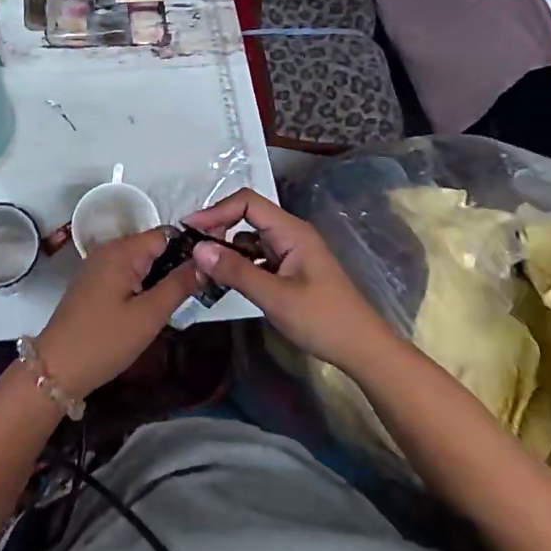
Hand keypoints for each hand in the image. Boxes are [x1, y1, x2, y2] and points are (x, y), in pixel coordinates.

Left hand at [33, 230, 196, 399]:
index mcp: (122, 251)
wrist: (56, 370)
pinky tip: (154, 308)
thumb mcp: (149, 315)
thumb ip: (179, 285)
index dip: (190, 249)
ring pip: (141, 262)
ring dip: (161, 278)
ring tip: (182, 301)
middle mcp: (109, 251)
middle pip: (154, 247)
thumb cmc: (105, 341)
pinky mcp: (94, 285)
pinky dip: (144, 286)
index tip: (211, 270)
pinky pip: (127, 275)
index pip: (166, 235)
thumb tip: (206, 262)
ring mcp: (98, 267)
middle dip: (177, 265)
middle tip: (200, 291)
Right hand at [186, 188, 400, 376]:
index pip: (248, 202)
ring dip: (225, 249)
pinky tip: (222, 281)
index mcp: (292, 231)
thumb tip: (197, 247)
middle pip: (246, 217)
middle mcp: (290, 235)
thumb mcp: (275, 297)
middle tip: (192, 252)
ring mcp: (289, 253)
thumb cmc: (322, 319)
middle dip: (217, 229)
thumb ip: (236, 271)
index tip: (190, 229)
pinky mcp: (288, 271)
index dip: (217, 211)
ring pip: (249, 239)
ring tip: (201, 269)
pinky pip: (256, 258)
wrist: (360, 348)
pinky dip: (237, 265)